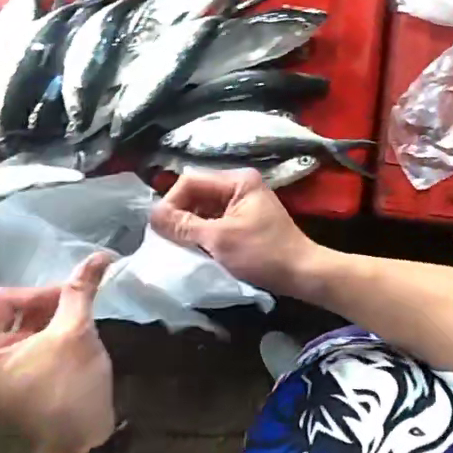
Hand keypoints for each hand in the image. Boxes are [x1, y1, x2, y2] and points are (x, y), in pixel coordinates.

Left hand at [0, 232, 118, 452]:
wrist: (80, 444)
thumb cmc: (70, 393)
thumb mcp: (76, 336)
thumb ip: (78, 292)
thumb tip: (102, 257)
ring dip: (28, 299)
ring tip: (66, 296)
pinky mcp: (2, 367)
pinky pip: (9, 326)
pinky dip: (31, 311)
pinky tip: (59, 302)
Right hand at [149, 168, 328, 296]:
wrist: (301, 272)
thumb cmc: (263, 254)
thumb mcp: (219, 240)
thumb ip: (183, 226)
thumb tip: (152, 216)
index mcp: (237, 180)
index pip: (190, 181)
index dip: (171, 203)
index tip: (159, 229)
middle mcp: (239, 185)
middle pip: (195, 192)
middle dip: (179, 214)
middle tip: (166, 240)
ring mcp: (242, 202)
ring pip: (202, 207)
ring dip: (189, 225)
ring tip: (179, 246)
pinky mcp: (243, 219)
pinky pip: (213, 219)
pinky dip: (202, 233)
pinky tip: (196, 249)